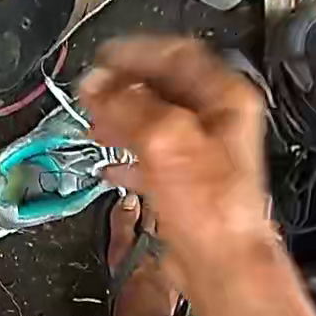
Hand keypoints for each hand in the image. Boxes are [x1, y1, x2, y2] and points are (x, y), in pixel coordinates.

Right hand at [80, 37, 284, 293]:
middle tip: (92, 93)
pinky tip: (109, 168)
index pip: (177, 57)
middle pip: (162, 93)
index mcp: (224, 100)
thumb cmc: (210, 209)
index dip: (137, 54)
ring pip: (152, 128)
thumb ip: (129, 108)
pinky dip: (126, 162)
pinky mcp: (183, 189)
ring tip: (93, 125)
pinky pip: (149, 165)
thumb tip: (97, 86)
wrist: (217, 261)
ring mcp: (198, 159)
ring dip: (120, 125)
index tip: (103, 59)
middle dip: (123, 92)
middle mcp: (214, 126)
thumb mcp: (164, 142)